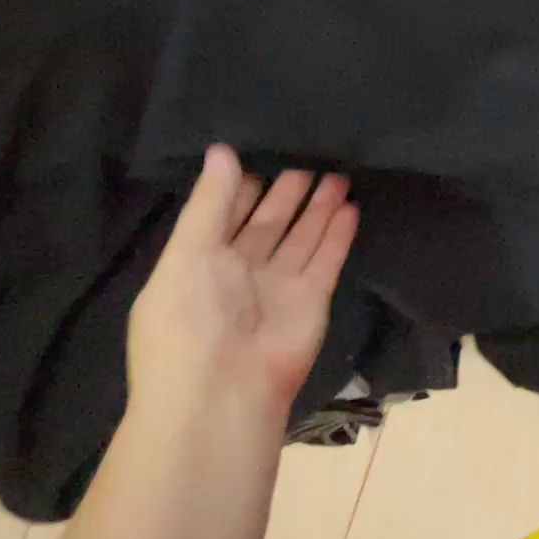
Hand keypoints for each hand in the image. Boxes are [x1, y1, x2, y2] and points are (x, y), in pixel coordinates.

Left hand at [127, 145, 358, 426]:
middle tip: (313, 153)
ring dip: (319, 205)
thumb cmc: (190, 320)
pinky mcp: (314, 296)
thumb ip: (210, 202)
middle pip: (270, 221)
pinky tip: (351, 205)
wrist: (224, 391)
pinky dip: (339, 233)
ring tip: (340, 170)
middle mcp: (240, 272)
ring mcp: (279, 285)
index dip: (245, 184)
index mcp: (199, 263)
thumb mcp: (187, 254)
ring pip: (303, 235)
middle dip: (289, 190)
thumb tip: (222, 150)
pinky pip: (328, 257)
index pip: (226, 214)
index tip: (269, 147)